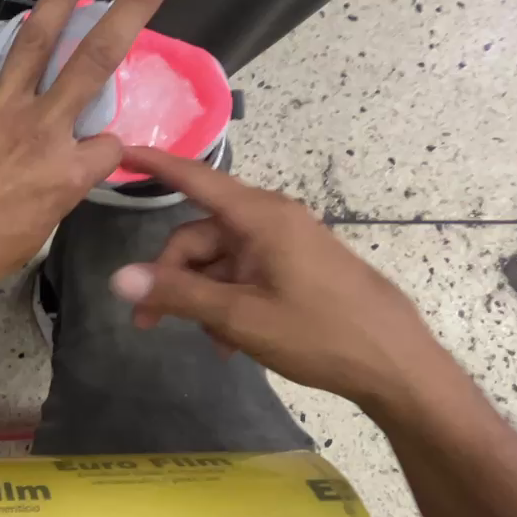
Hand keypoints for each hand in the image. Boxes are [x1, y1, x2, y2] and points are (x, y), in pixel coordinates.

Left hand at [0, 0, 181, 322]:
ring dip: (56, 0)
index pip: (110, 144)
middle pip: (96, 60)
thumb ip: (50, 199)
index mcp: (66, 173)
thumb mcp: (30, 239)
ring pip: (33, 45)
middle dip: (132, 7)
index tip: (99, 155)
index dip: (109, 150)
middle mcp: (40, 131)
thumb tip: (50, 184)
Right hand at [106, 147, 458, 412]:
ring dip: (200, 298)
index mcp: (261, 218)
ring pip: (216, 262)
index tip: (118, 150)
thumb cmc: (321, 333)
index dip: (154, 164)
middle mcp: (270, 222)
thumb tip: (118, 278)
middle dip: (170, 277)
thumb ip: (177, 294)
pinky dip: (226, 303)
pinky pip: (241, 276)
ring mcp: (284, 245)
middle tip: (148, 321)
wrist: (398, 367)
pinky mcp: (294, 268)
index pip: (196, 179)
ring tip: (209, 340)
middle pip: (197, 237)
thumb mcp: (240, 317)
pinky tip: (228, 340)